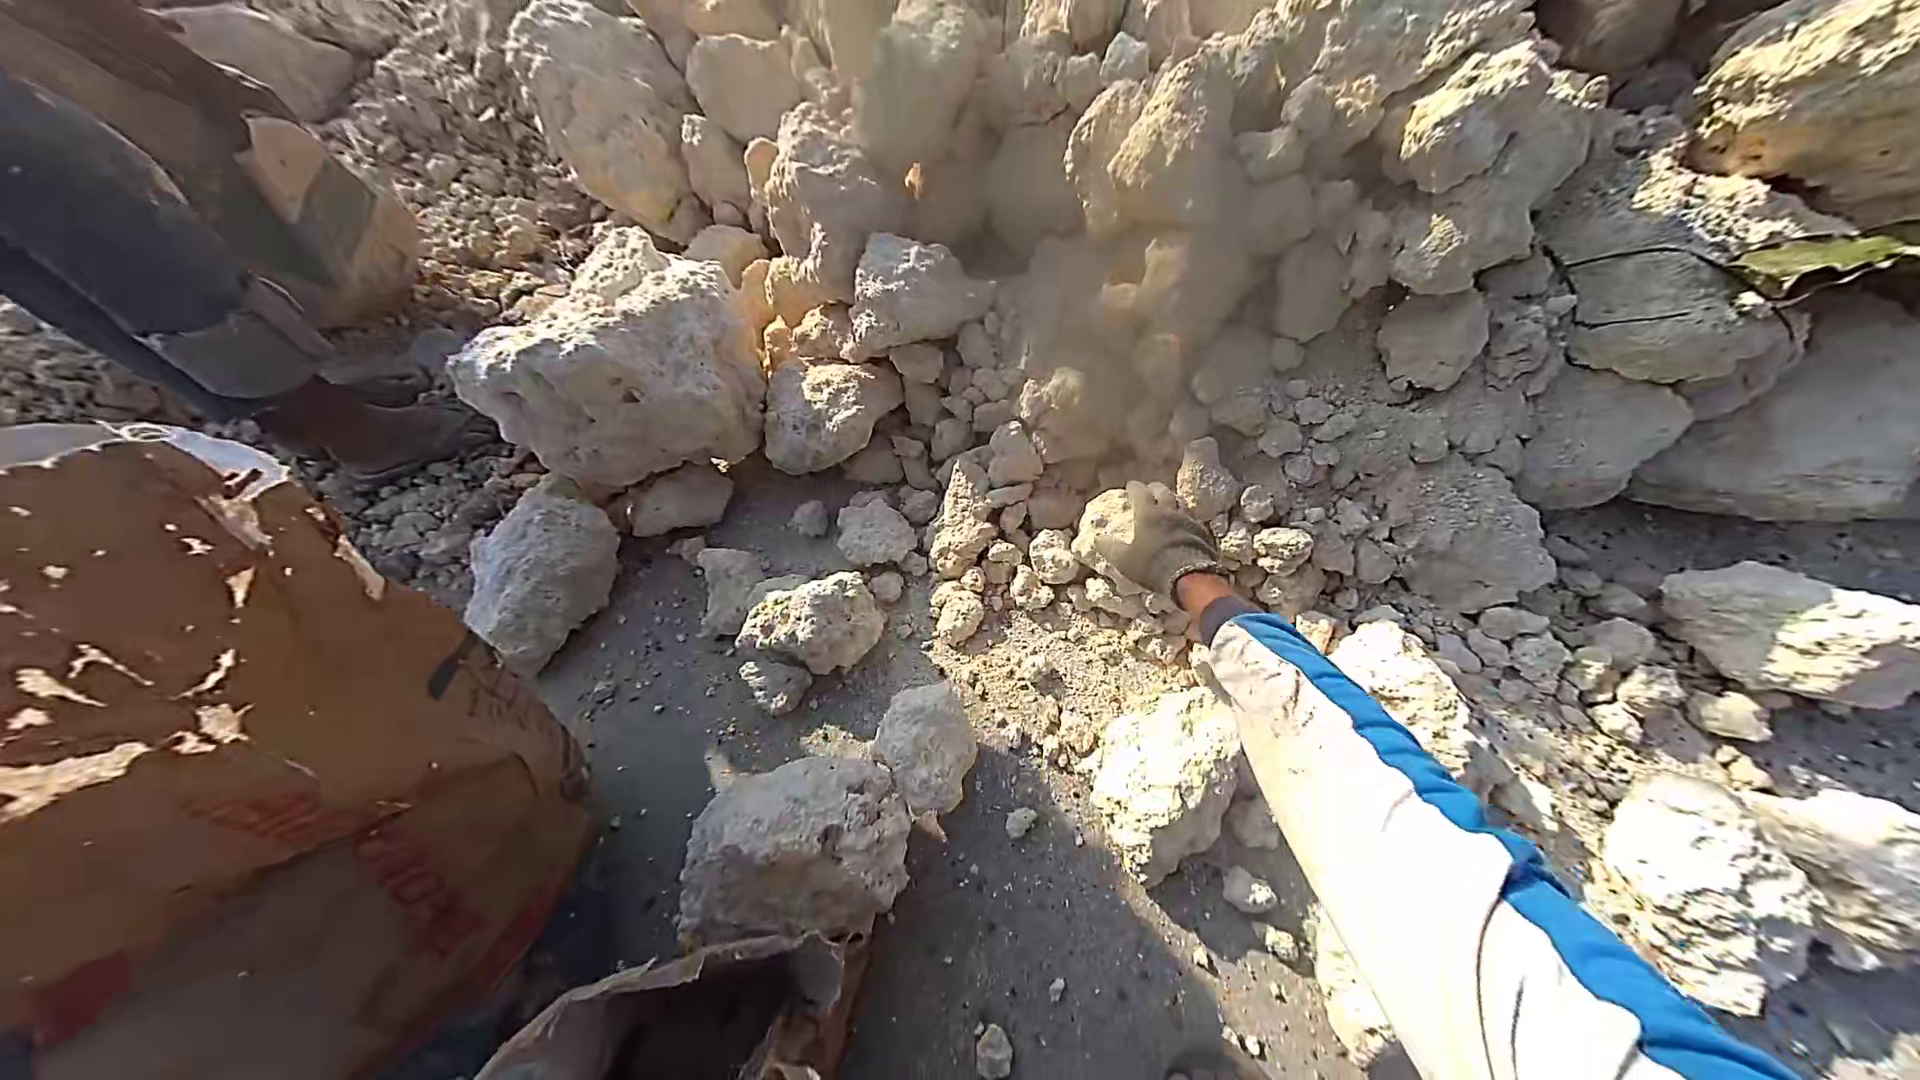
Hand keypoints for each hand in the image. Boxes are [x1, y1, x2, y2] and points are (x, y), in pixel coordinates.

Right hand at [1089, 481, 1228, 597]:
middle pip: (1163, 492)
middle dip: (1155, 489)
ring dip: (1172, 499)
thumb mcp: (1123, 560)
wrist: (1189, 577)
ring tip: (1168, 501)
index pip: (1140, 492)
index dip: (1134, 488)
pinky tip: (1184, 521)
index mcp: (1148, 514)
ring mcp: (1188, 520)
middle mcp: (1169, 511)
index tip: (1130, 486)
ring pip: (1180, 502)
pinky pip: (1192, 517)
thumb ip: (1109, 548)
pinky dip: (1185, 515)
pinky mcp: (1202, 531)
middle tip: (1149, 490)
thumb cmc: (1151, 566)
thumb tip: (1098, 539)